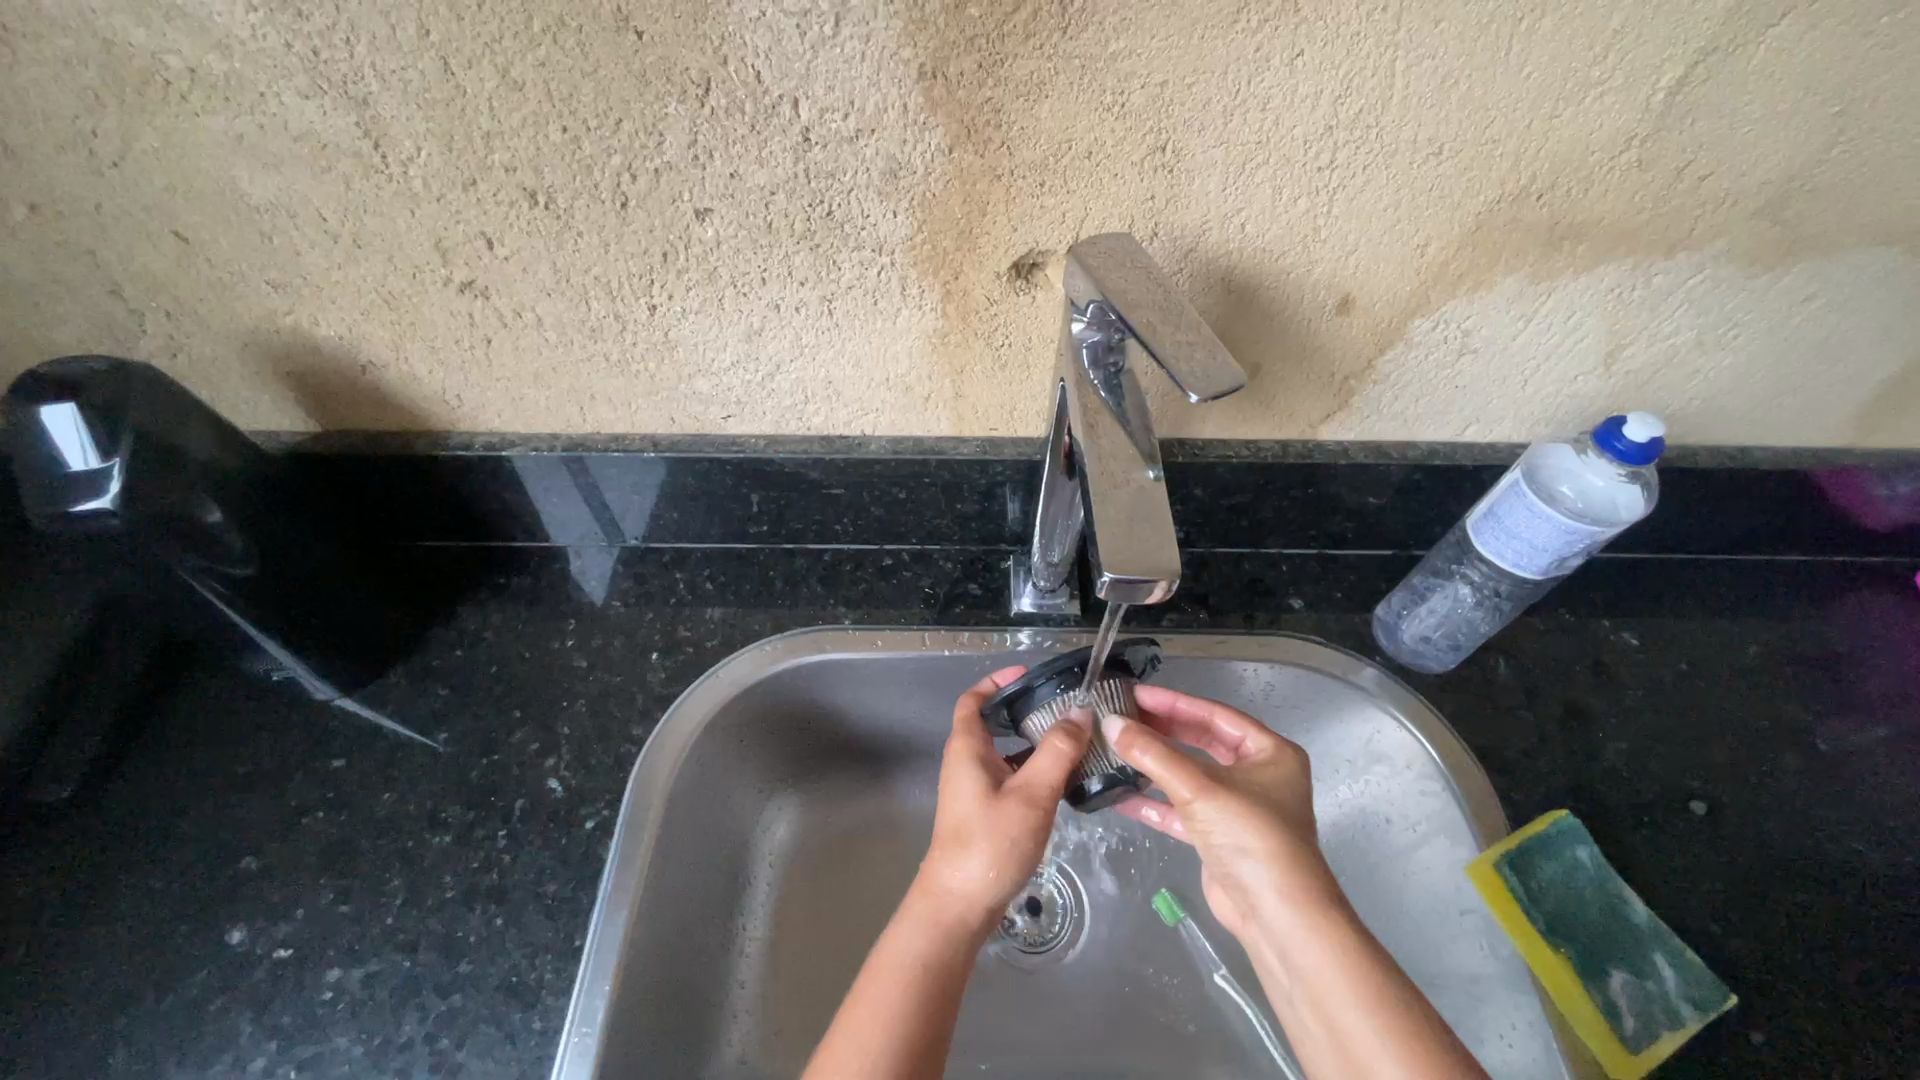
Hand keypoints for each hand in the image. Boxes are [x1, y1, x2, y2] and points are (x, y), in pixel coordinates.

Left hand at [913, 667, 1092, 929]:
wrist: (960, 903)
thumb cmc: (991, 840)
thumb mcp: (1032, 793)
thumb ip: (1057, 750)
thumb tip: (1080, 711)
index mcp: (968, 747)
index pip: (973, 699)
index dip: (997, 681)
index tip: (1029, 675)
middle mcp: (965, 763)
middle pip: (993, 724)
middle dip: (1027, 713)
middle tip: (1066, 708)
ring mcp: (973, 790)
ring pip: (1005, 755)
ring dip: (1035, 745)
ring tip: (1075, 741)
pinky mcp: (983, 814)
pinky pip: (1010, 779)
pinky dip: (1033, 773)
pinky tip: (1063, 782)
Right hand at [1101, 685, 1339, 939]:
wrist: (1277, 915)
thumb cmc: (1250, 836)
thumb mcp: (1199, 788)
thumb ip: (1152, 754)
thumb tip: (1110, 723)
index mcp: (1270, 752)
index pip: (1215, 715)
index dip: (1173, 702)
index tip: (1134, 694)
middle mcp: (1257, 775)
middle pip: (1202, 742)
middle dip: (1162, 731)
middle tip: (1122, 717)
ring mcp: (1238, 808)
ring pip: (1190, 776)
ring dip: (1155, 765)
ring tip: (1116, 749)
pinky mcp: (1219, 837)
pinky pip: (1182, 809)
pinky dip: (1154, 801)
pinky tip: (1120, 794)